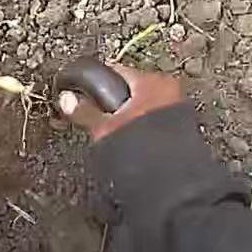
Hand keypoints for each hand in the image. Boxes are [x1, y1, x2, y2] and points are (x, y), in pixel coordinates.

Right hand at [55, 63, 183, 142]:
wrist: (172, 179)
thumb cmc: (143, 146)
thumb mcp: (105, 127)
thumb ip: (84, 112)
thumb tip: (67, 99)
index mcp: (153, 81)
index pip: (118, 71)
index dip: (98, 82)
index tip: (86, 91)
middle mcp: (170, 90)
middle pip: (132, 90)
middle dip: (116, 103)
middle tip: (99, 118)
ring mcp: (180, 111)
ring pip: (145, 108)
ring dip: (130, 119)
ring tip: (116, 136)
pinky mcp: (184, 131)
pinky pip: (157, 124)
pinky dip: (145, 131)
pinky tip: (134, 145)